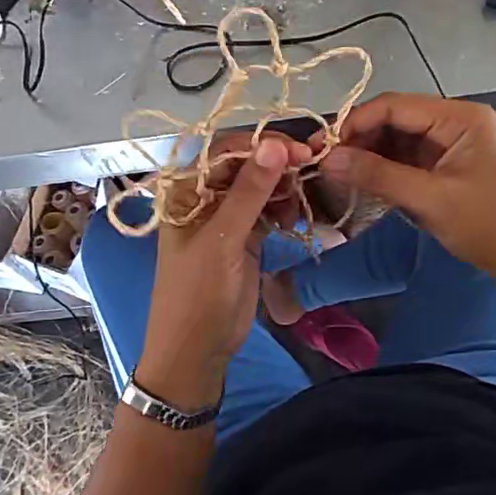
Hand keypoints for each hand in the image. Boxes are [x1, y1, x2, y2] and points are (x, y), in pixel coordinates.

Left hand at [140, 134, 309, 407]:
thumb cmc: (199, 292)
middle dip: (276, 165)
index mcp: (185, 190)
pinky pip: (267, 208)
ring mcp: (225, 216)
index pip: (224, 151)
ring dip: (282, 188)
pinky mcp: (244, 235)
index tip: (298, 150)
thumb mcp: (224, 240)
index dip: (260, 145)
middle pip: (244, 165)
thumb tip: (274, 144)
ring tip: (296, 206)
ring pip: (259, 185)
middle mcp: (204, 196)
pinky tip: (291, 219)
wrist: (197, 350)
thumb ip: (249, 191)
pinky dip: (281, 208)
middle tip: (309, 169)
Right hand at [316, 93, 495, 281]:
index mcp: (460, 117)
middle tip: (328, 165)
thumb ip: (377, 175)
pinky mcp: (457, 167)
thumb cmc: (491, 225)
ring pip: (403, 141)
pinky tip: (370, 184)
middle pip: (397, 120)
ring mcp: (459, 145)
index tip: (325, 149)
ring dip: (374, 156)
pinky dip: (391, 170)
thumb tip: (327, 159)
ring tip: (343, 176)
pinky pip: (415, 159)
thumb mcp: (430, 199)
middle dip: (362, 140)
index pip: (394, 105)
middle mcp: (459, 122)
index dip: (355, 122)